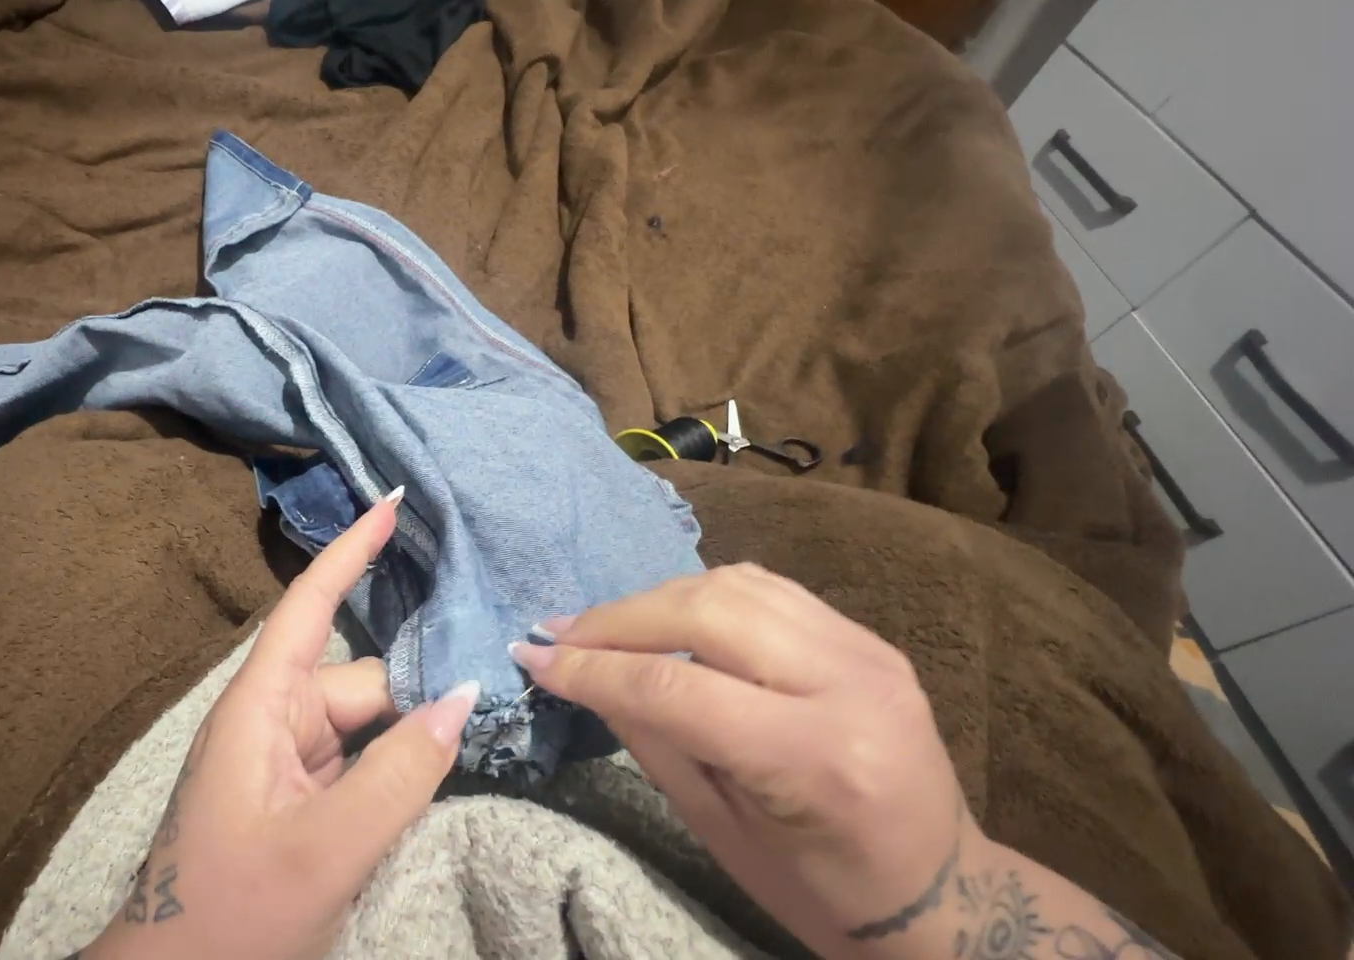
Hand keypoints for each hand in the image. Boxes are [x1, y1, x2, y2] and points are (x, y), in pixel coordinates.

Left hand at [85, 488, 479, 959]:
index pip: (311, 603)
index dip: (352, 548)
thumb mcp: (324, 850)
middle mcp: (277, 718)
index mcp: (263, 705)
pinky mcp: (303, 793)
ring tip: (472, 749)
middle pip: (366, 680)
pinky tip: (436, 777)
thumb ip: (399, 775)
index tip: (393, 500)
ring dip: (413, 738)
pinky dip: (398, 764)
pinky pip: (363, 759)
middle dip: (419, 696)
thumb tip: (462, 699)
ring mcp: (290, 758)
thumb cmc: (232, 915)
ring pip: (372, 723)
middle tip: (491, 706)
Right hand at [509, 563, 971, 959]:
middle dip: (616, 620)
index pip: (674, 689)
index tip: (532, 657)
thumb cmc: (821, 887)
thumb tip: (581, 676)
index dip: (591, 670)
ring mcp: (864, 648)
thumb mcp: (721, 830)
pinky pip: (763, 588)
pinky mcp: (865, 635)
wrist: (943, 891)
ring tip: (604, 626)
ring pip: (731, 584)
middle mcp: (847, 684)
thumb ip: (651, 740)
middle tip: (561, 635)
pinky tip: (667, 617)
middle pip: (703, 613)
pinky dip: (700, 594)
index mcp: (814, 758)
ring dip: (653, 600)